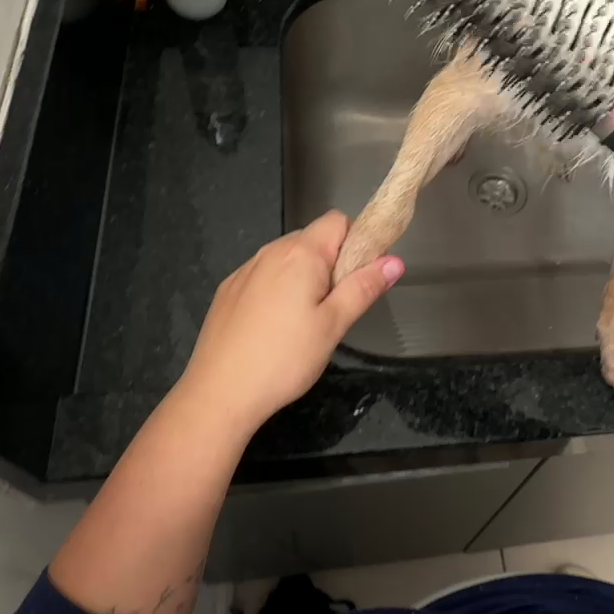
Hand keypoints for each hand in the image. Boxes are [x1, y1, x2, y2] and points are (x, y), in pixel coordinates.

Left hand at [175, 210, 403, 434]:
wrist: (218, 393)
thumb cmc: (284, 359)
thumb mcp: (333, 325)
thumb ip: (363, 288)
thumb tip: (395, 261)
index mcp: (301, 254)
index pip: (337, 221)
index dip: (356, 241)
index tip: (361, 276)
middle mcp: (270, 251)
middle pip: (313, 238)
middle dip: (332, 262)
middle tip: (336, 307)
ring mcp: (245, 269)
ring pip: (287, 257)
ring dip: (304, 276)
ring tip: (305, 322)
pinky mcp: (228, 289)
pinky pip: (264, 275)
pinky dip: (277, 288)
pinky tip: (274, 327)